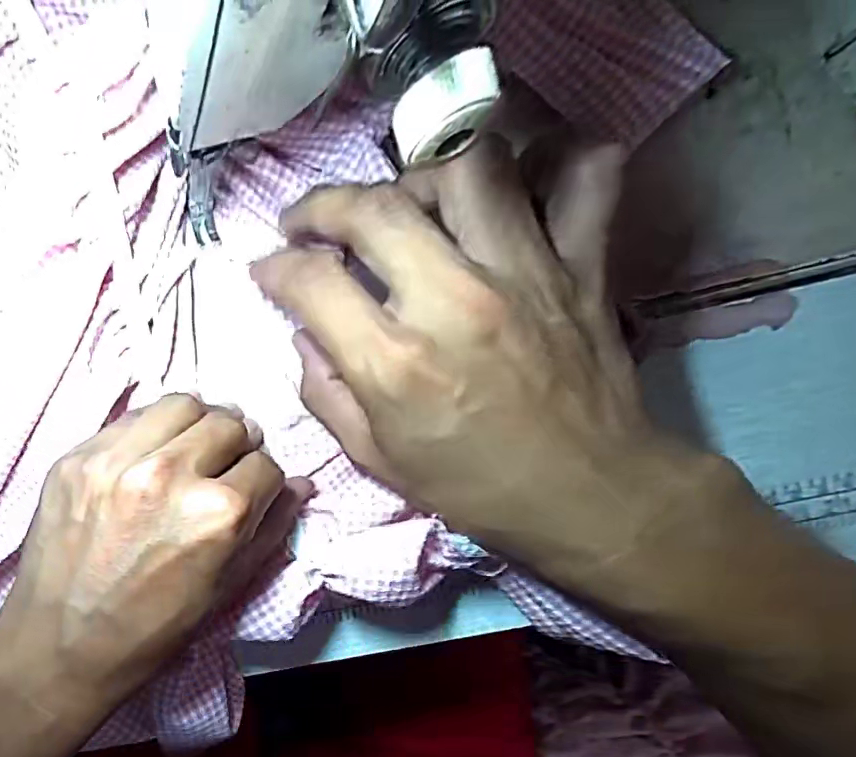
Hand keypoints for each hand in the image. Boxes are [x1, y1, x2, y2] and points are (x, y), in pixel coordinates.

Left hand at [0, 395, 309, 729]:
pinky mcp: (77, 455)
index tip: (250, 493)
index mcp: (218, 515)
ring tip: (191, 451)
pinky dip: (153, 430)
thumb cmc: (153, 631)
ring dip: (199, 424)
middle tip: (224, 467)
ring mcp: (118, 460)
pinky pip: (132, 417)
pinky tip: (149, 457)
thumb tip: (301, 484)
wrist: (60, 645)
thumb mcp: (226, 590)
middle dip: (238, 445)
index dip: (264, 482)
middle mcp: (171, 475)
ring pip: (183, 404)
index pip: (266, 465)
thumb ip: (270, 530)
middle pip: (230, 423)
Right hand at [250, 135, 741, 602]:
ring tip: (408, 206)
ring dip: (420, 175)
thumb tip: (305, 334)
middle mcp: (453, 302)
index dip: (275, 267)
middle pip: (374, 208)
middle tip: (312, 224)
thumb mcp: (378, 461)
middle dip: (323, 206)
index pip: (313, 281)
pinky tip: (517, 186)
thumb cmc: (473, 488)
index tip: (270, 269)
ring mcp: (525, 274)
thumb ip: (327, 395)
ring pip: (467, 167)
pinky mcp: (584, 265)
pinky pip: (583, 175)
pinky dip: (553, 161)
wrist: (585, 497)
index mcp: (394, 364)